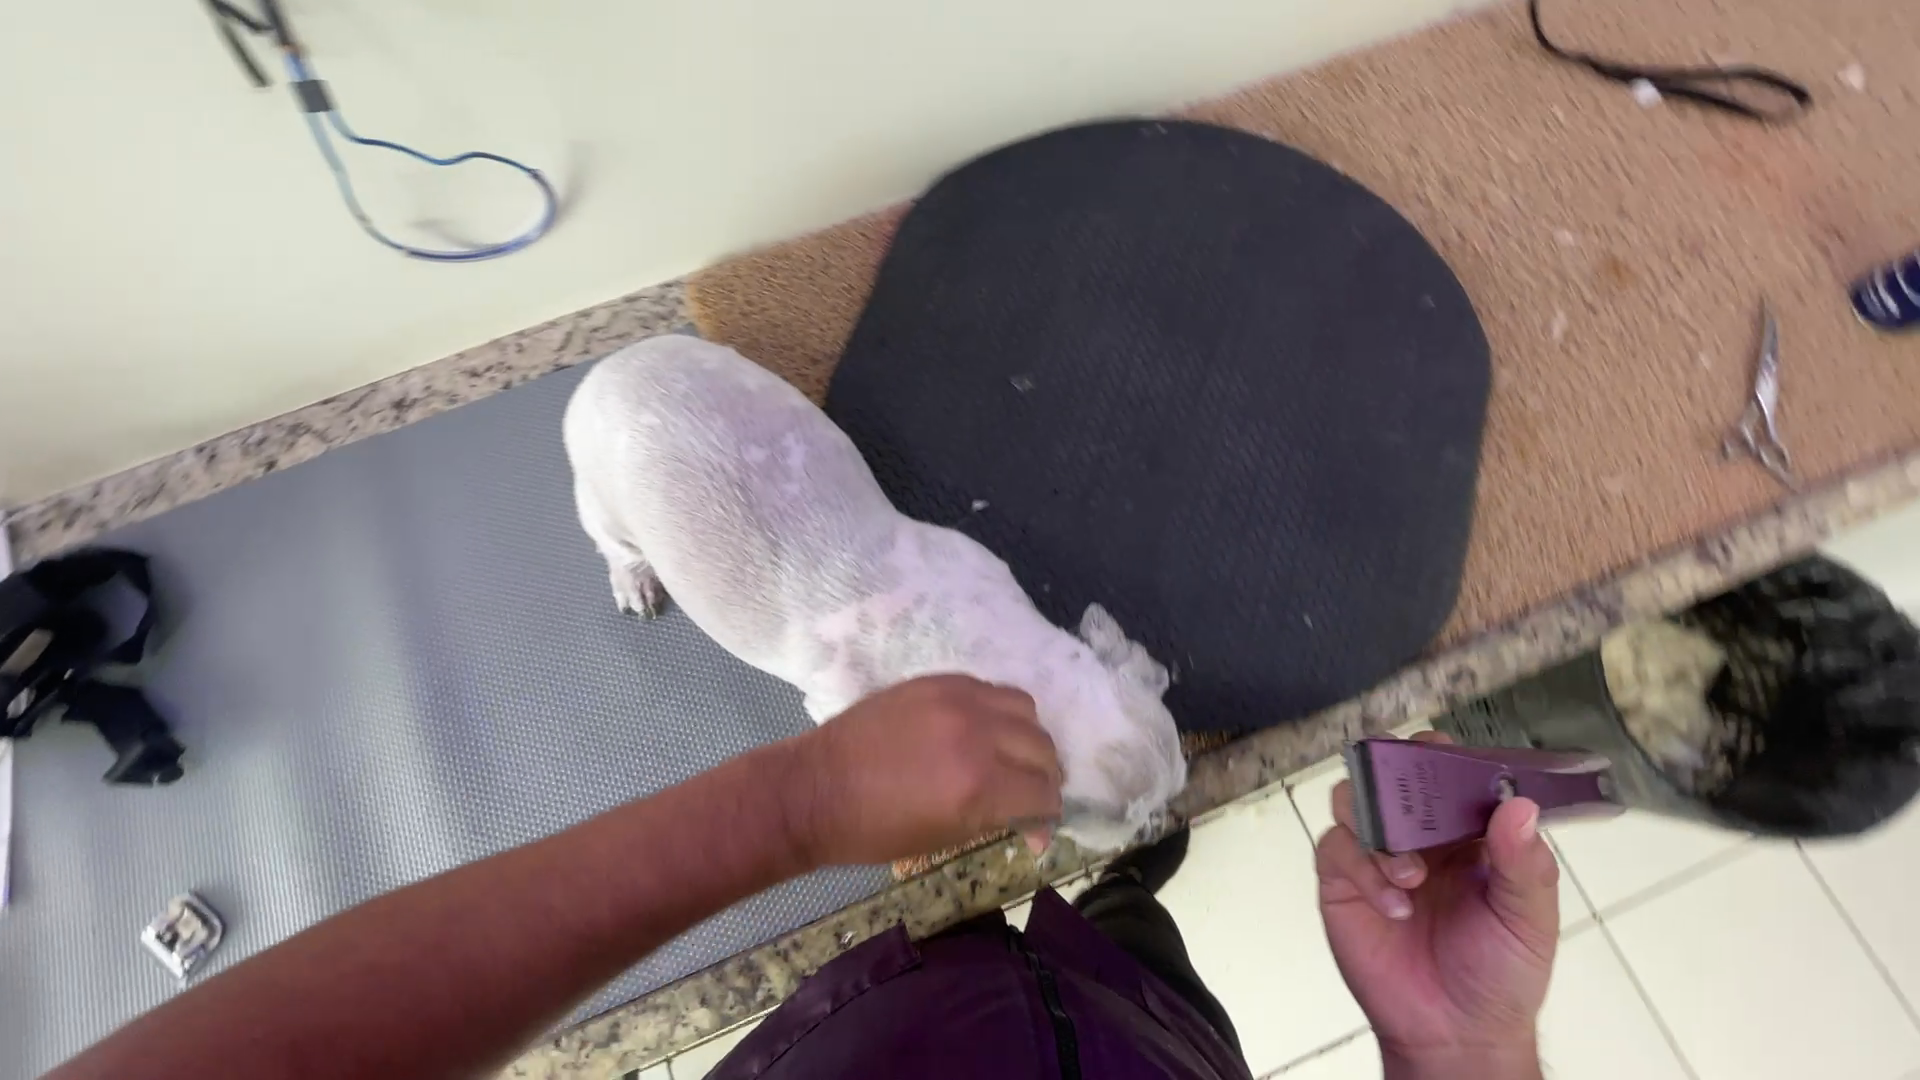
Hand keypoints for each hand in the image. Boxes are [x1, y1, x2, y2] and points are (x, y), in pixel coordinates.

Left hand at [777, 675, 1064, 865]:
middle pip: (1044, 747)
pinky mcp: (938, 680)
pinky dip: (997, 711)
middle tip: (1027, 794)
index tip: (1035, 827)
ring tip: (1007, 755)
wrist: (817, 788)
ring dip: (1026, 736)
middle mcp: (977, 734)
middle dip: (1044, 776)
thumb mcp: (945, 837)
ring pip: (1025, 708)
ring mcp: (957, 699)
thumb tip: (1036, 821)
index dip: (1047, 815)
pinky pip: (990, 688)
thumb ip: (998, 819)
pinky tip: (979, 731)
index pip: (1045, 792)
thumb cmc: (874, 830)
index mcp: (978, 786)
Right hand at [1316, 732, 1557, 1079]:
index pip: (1442, 771)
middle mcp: (1411, 831)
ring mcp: (1371, 850)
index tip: (1439, 751)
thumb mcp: (1528, 922)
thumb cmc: (1500, 973)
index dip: (1438, 754)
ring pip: (1351, 799)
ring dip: (1377, 828)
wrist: (1452, 1033)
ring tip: (1410, 875)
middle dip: (1390, 775)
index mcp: (1459, 830)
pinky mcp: (1340, 877)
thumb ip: (1524, 866)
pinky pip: (1336, 848)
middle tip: (1407, 799)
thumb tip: (1518, 804)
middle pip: (1384, 772)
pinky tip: (1395, 906)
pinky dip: (1364, 871)